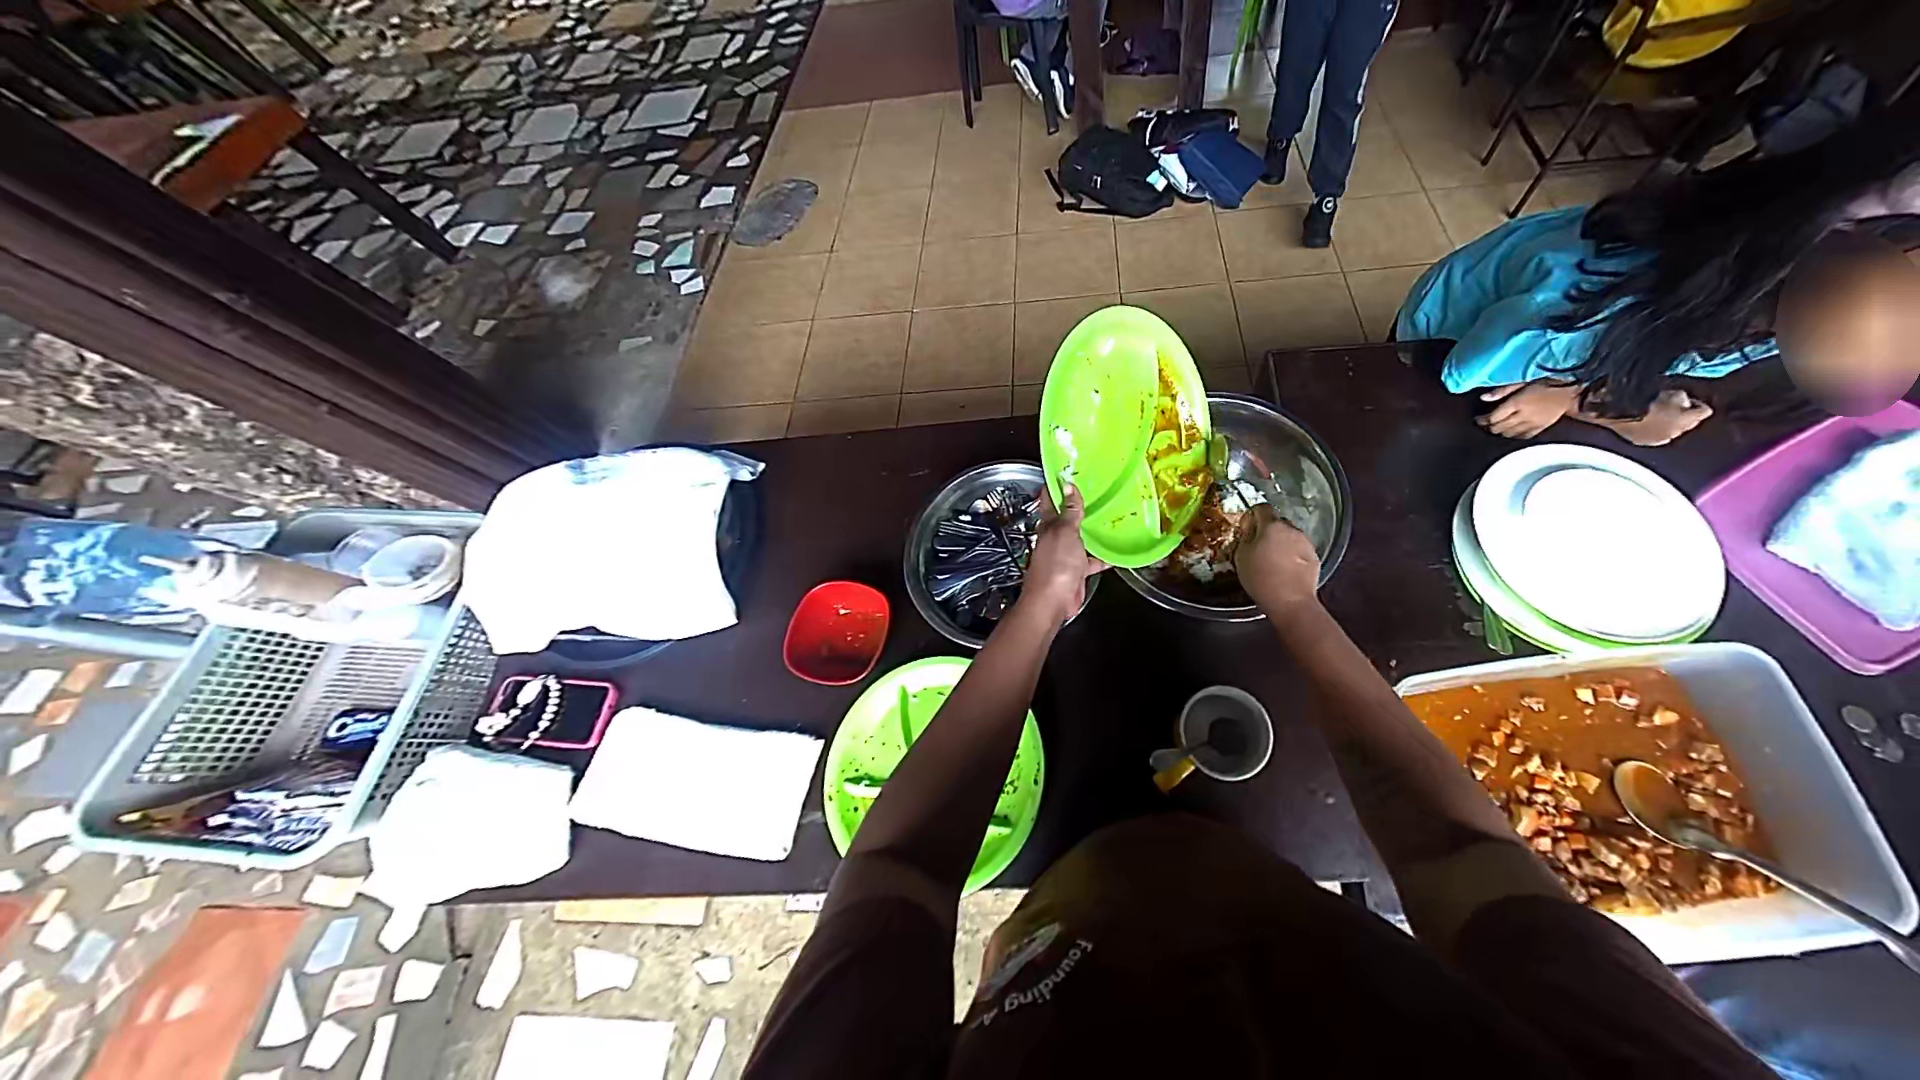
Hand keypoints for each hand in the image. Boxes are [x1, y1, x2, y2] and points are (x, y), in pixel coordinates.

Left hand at [1020, 484, 1104, 623]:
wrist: (1053, 600)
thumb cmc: (1055, 565)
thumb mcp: (1065, 532)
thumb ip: (1069, 512)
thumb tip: (1069, 486)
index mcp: (1048, 525)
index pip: (1050, 500)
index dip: (1055, 486)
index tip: (1066, 472)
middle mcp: (1055, 538)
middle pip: (1067, 518)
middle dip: (1077, 505)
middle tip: (1095, 490)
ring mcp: (1066, 554)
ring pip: (1080, 537)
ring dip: (1091, 529)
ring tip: (1109, 515)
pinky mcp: (1076, 570)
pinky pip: (1092, 559)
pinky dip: (1103, 556)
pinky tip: (1116, 550)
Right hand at [1235, 509, 1320, 617]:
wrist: (1290, 601)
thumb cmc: (1261, 578)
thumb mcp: (1241, 556)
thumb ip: (1245, 537)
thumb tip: (1249, 529)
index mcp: (1271, 526)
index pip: (1262, 508)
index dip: (1252, 516)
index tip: (1247, 527)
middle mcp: (1291, 530)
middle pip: (1277, 523)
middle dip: (1267, 531)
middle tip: (1257, 547)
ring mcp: (1305, 543)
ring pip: (1290, 537)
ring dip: (1281, 543)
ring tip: (1271, 561)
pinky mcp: (1314, 557)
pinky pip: (1299, 550)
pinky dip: (1292, 555)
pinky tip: (1284, 570)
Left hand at [1478, 381, 1580, 438]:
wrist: (1573, 389)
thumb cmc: (1546, 382)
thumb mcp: (1522, 381)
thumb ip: (1502, 390)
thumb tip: (1483, 398)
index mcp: (1516, 404)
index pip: (1492, 418)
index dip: (1482, 420)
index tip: (1478, 418)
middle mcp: (1522, 416)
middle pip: (1498, 428)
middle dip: (1489, 427)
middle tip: (1485, 423)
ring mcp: (1532, 424)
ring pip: (1508, 434)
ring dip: (1499, 432)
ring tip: (1496, 427)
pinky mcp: (1541, 428)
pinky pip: (1523, 437)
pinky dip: (1514, 436)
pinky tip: (1511, 432)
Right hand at [1608, 389, 1712, 445]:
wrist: (1623, 415)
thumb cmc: (1652, 402)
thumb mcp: (1674, 393)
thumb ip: (1684, 398)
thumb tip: (1685, 401)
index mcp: (1690, 419)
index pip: (1705, 411)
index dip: (1697, 404)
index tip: (1686, 400)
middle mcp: (1680, 431)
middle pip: (1690, 423)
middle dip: (1683, 416)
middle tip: (1671, 408)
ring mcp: (1662, 438)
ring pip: (1672, 431)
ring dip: (1668, 424)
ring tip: (1655, 416)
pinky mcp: (1645, 442)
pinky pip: (1654, 436)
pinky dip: (1652, 431)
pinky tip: (1644, 424)